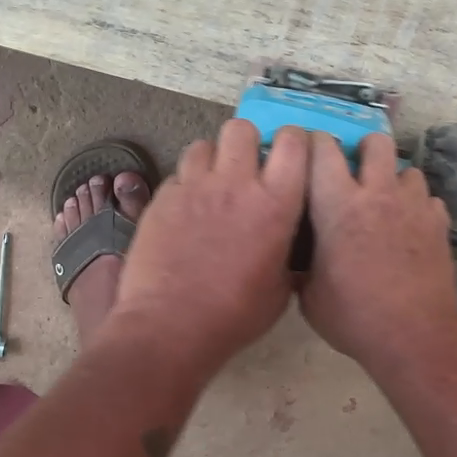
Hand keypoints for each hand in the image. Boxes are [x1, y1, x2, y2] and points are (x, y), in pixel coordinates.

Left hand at [105, 120, 307, 370]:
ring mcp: (195, 187)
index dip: (294, 140)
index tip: (292, 155)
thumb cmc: (236, 315)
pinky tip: (186, 211)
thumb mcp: (281, 289)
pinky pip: (178, 176)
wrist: (170, 327)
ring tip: (212, 185)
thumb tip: (290, 249)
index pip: (294, 142)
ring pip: (204, 145)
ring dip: (212, 160)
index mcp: (277, 202)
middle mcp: (237, 183)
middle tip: (246, 167)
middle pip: (242, 128)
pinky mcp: (161, 199)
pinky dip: (185, 186)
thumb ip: (288, 254)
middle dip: (246, 142)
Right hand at [299, 132, 456, 364]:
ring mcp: (414, 205)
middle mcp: (378, 193)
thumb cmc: (352, 316)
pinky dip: (420, 208)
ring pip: (409, 169)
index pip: (323, 150)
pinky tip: (413, 230)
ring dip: (397, 180)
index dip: (316, 143)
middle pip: (377, 143)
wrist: (412, 333)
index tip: (311, 150)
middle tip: (358, 169)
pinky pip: (429, 200)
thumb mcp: (310, 295)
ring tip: (389, 204)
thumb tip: (301, 257)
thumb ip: (305, 263)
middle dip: (366, 149)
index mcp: (337, 204)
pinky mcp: (439, 222)